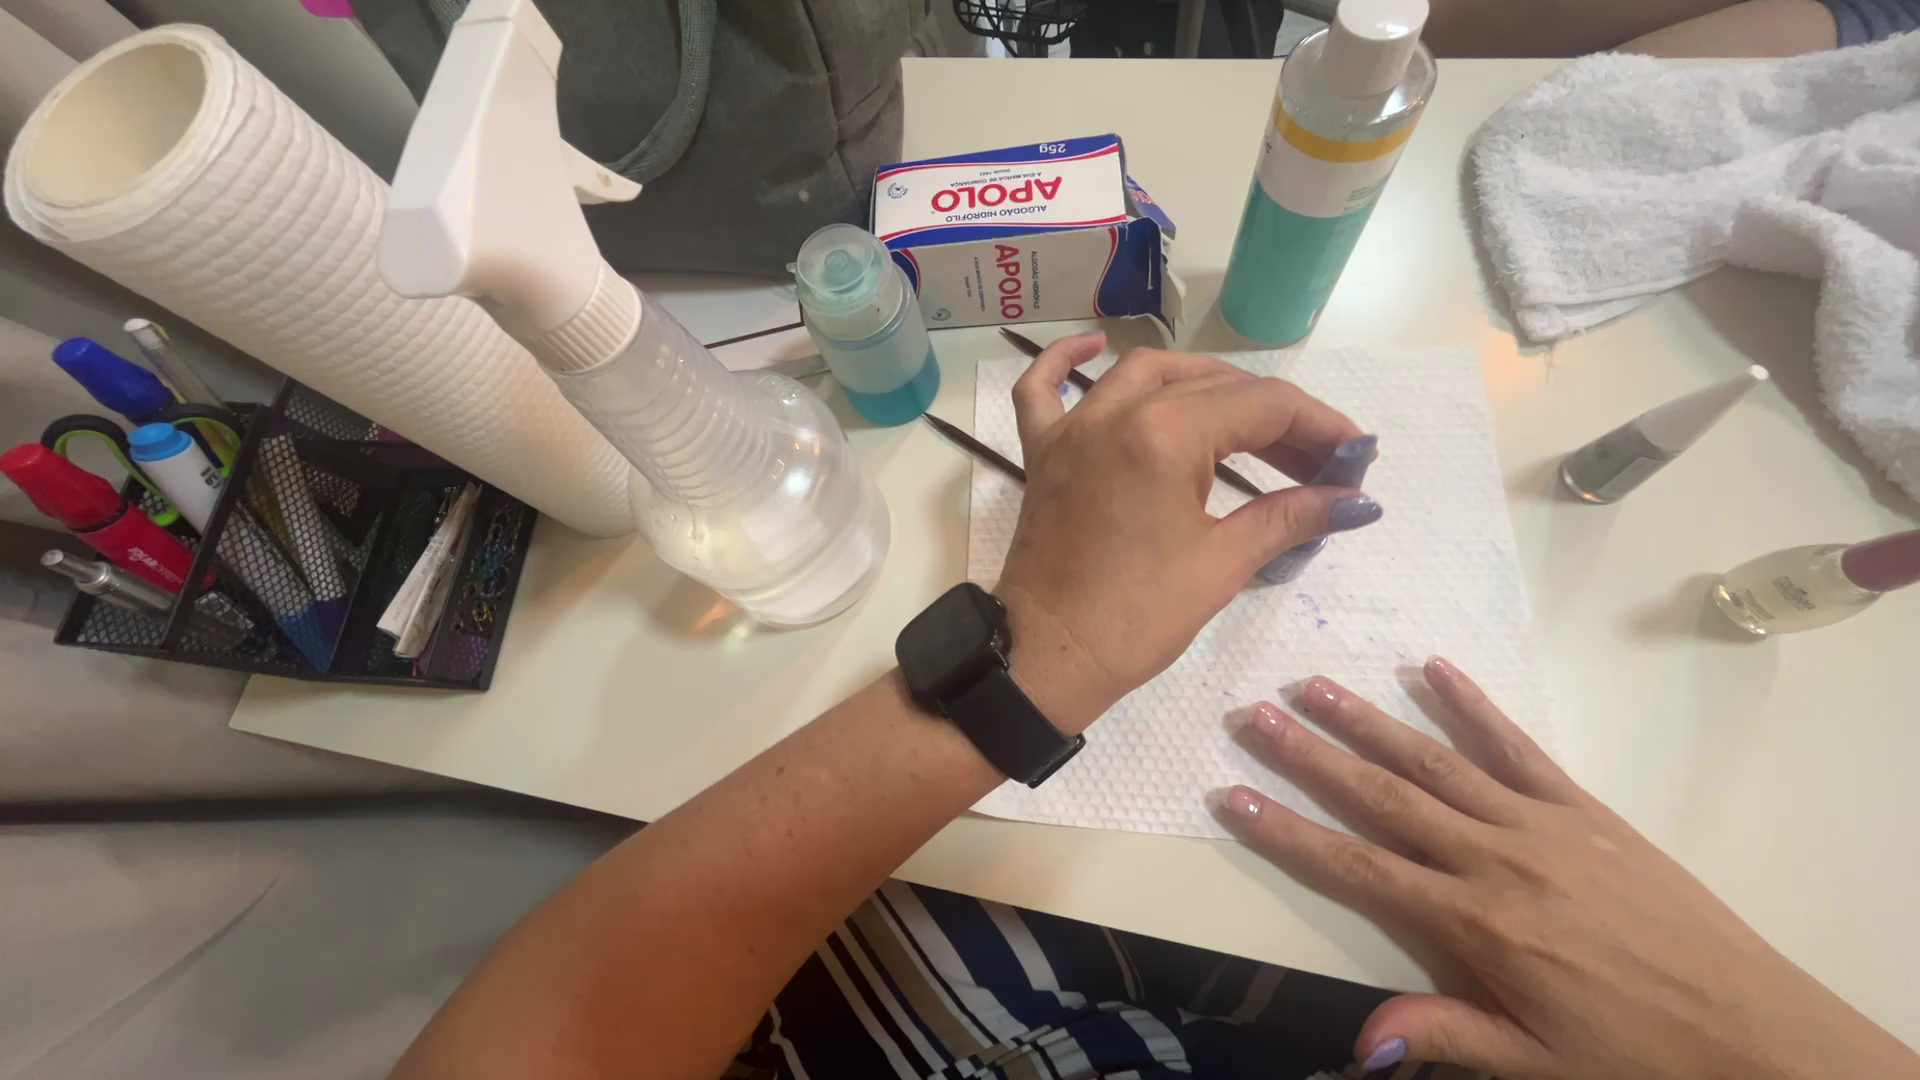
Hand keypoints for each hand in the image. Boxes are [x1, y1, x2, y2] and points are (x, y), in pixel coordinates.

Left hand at [994, 331, 1375, 734]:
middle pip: (1210, 387)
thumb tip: (1356, 501)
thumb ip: (1290, 517)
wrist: (1047, 658)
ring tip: (1247, 420)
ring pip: (1143, 375)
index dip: (1319, 425)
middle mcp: (1113, 414)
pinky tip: (1092, 346)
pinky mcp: (1042, 453)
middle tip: (1314, 459)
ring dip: (1200, 384)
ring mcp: (1070, 430)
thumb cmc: (1136, 618)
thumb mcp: (1222, 564)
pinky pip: (1042, 391)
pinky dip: (1064, 364)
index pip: (1260, 405)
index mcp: (1163, 435)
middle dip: (1273, 417)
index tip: (1355, 456)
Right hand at [1214, 658, 1919, 1078]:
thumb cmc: (1634, 1058)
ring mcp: (1537, 823)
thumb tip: (1357, 1042)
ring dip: (1367, 719)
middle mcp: (1493, 858)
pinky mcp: (1581, 808)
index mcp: (1472, 923)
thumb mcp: (1535, 1067)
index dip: (1286, 831)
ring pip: (1433, 759)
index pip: (1353, 866)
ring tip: (1313, 684)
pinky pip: (1517, 747)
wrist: (1768, 1043)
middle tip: (1255, 713)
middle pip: (1380, 795)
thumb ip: (1443, 1036)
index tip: (1233, 795)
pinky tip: (1433, 667)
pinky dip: (1472, 705)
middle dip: (1308, 754)